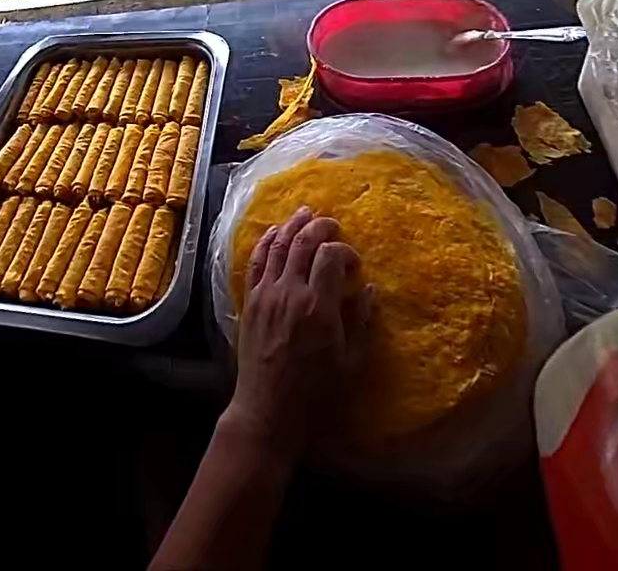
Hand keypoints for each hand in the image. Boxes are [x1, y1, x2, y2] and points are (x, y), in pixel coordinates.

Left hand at [226, 207, 371, 456]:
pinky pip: (256, 260)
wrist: (269, 405)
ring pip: (277, 245)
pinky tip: (274, 232)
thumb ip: (361, 320)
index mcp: (317, 306)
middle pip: (302, 243)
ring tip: (304, 213)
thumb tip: (367, 287)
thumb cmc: (317, 390)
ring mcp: (265, 292)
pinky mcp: (250, 298)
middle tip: (331, 222)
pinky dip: (266, 241)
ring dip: (291, 225)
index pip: (329, 257)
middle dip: (319, 226)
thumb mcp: (351, 361)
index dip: (343, 250)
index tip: (353, 261)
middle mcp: (289, 291)